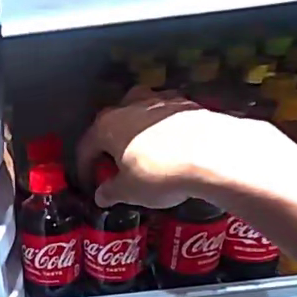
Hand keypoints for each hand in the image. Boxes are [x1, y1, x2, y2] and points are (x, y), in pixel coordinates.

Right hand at [76, 90, 290, 210]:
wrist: (213, 155)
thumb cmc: (161, 172)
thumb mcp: (128, 191)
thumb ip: (111, 191)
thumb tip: (103, 195)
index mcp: (108, 125)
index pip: (86, 146)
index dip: (84, 168)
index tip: (89, 183)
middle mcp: (131, 106)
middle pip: (112, 123)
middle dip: (111, 144)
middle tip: (116, 167)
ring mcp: (162, 102)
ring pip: (141, 115)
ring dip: (138, 133)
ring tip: (144, 157)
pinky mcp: (189, 106)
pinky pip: (168, 119)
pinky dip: (164, 134)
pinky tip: (171, 151)